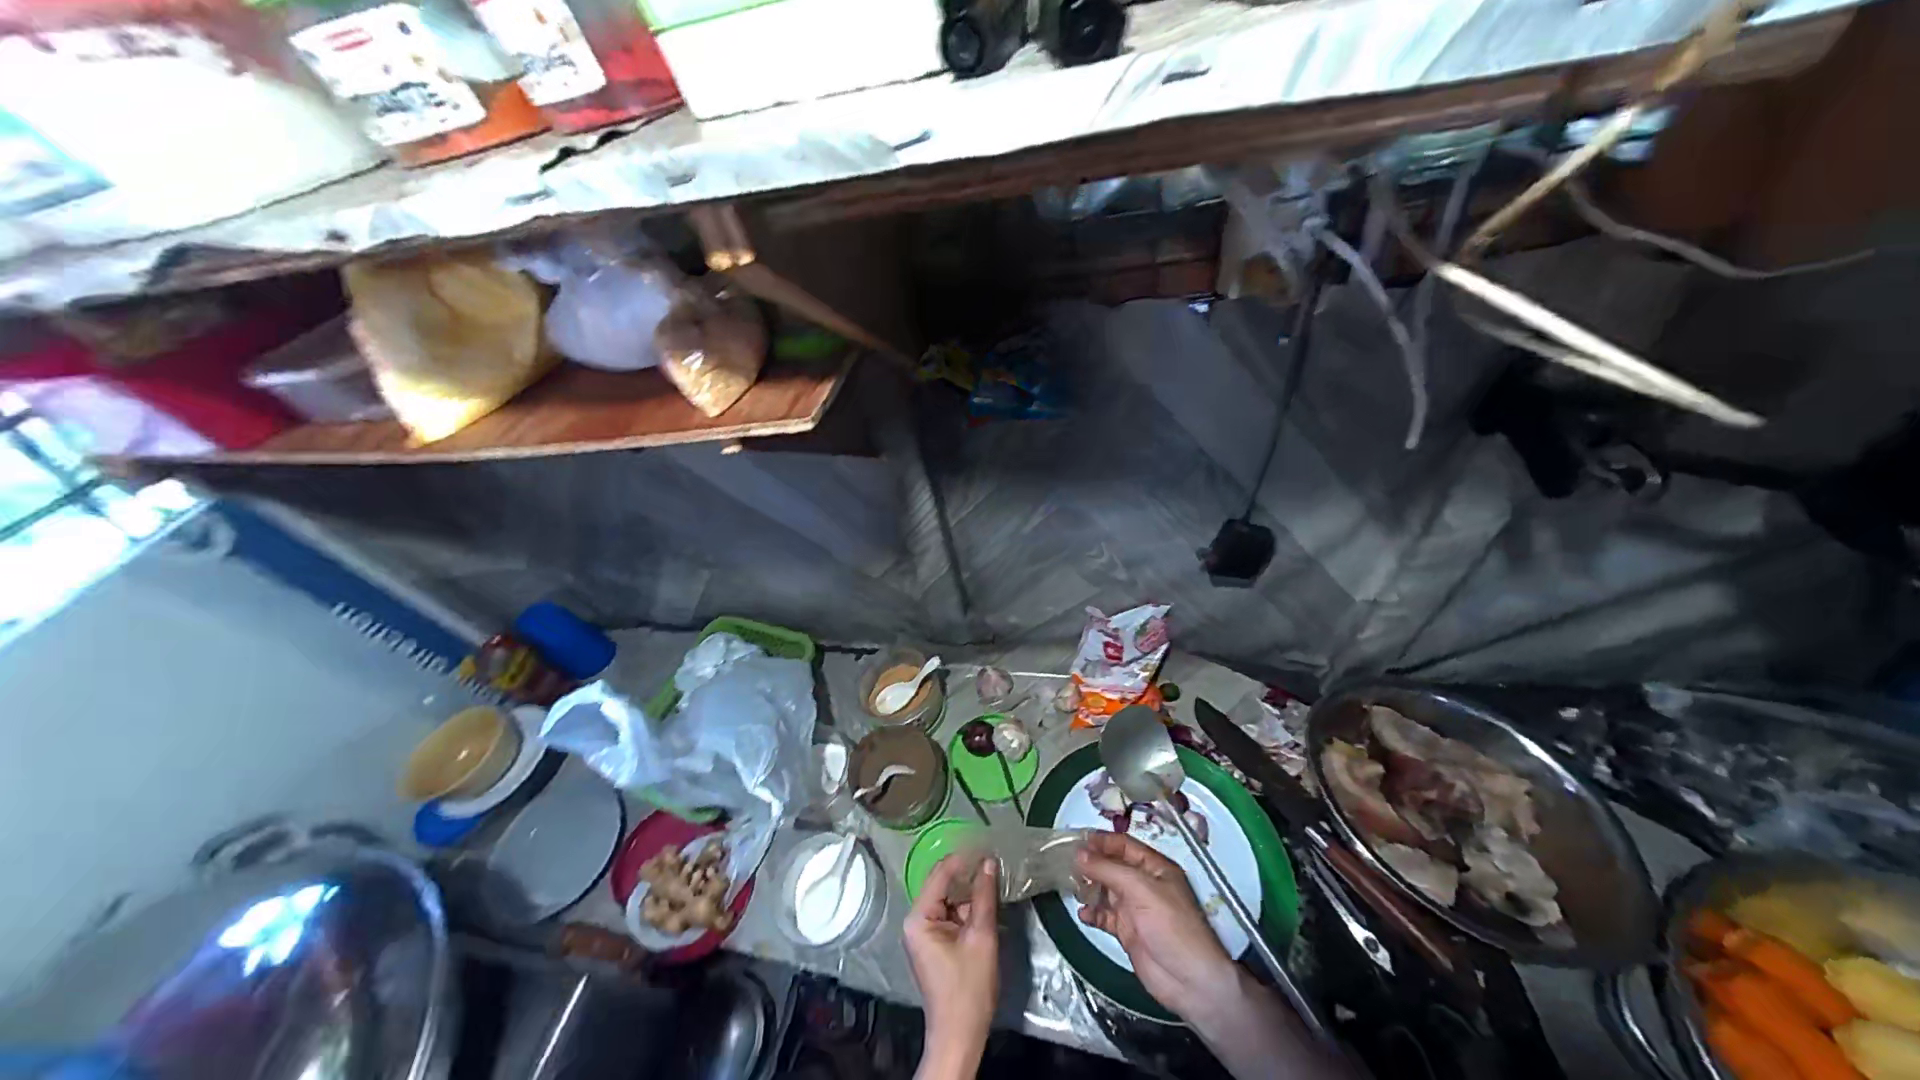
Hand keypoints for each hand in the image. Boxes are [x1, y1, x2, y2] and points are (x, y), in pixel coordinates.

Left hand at [904, 854, 998, 1060]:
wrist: (960, 1035)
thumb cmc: (969, 988)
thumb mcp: (981, 937)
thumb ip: (984, 896)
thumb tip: (989, 862)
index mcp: (918, 917)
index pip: (940, 874)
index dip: (963, 859)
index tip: (986, 845)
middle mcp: (915, 921)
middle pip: (944, 886)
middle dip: (968, 876)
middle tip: (994, 861)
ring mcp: (924, 933)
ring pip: (950, 900)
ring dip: (971, 894)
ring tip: (995, 880)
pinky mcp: (935, 943)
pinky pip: (951, 916)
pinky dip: (968, 910)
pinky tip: (987, 904)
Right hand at [1075, 831, 1238, 1019]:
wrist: (1189, 980)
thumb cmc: (1172, 926)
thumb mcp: (1141, 889)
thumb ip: (1108, 869)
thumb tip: (1079, 853)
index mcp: (1155, 868)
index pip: (1125, 845)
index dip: (1102, 841)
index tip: (1077, 840)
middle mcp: (1144, 884)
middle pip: (1113, 866)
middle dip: (1092, 863)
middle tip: (1066, 861)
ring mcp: (1135, 908)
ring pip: (1106, 890)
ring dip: (1089, 886)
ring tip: (1070, 884)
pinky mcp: (1127, 931)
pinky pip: (1105, 916)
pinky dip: (1093, 912)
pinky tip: (1083, 913)